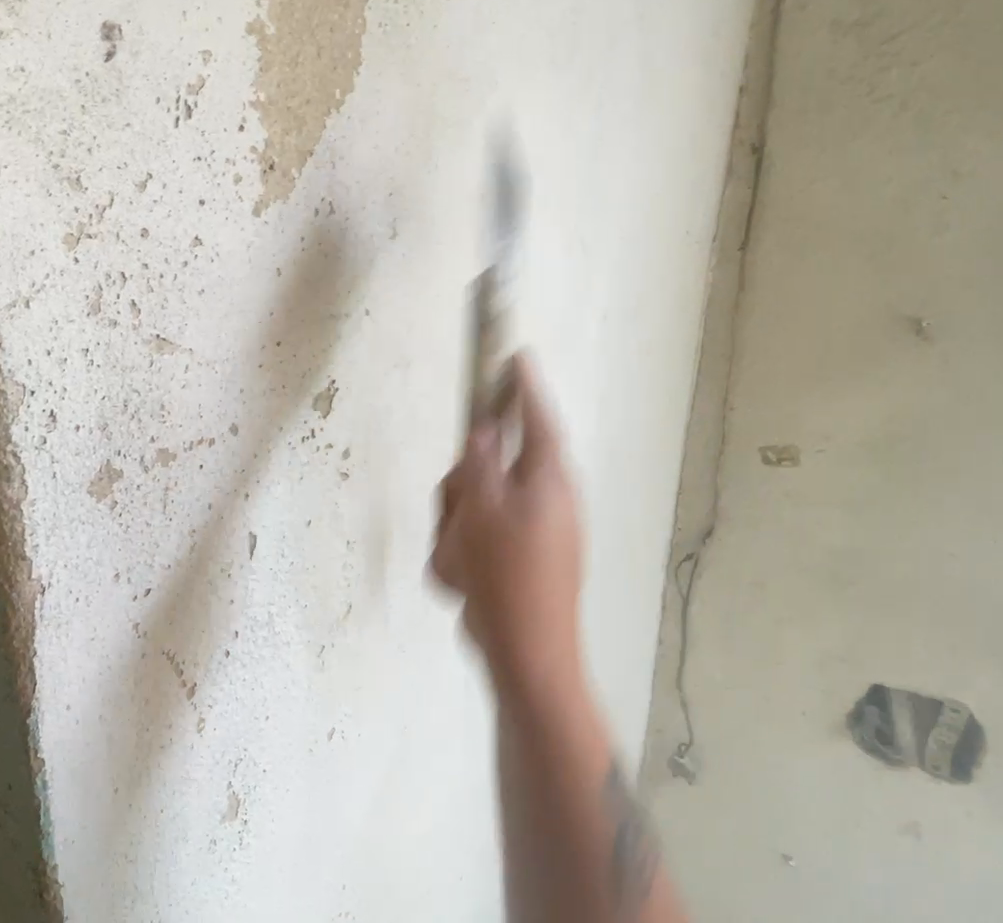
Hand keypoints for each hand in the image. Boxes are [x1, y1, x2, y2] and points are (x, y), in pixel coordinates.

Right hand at [431, 352, 584, 700]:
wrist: (525, 648)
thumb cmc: (506, 573)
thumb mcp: (482, 508)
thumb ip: (478, 463)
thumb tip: (482, 429)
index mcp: (547, 480)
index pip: (536, 419)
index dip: (524, 387)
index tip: (516, 355)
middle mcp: (547, 500)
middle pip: (490, 467)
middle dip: (461, 489)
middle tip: (454, 513)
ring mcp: (536, 532)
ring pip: (476, 505)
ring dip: (456, 528)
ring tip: (459, 559)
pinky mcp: (520, 559)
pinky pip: (479, 539)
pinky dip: (464, 553)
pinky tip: (465, 579)